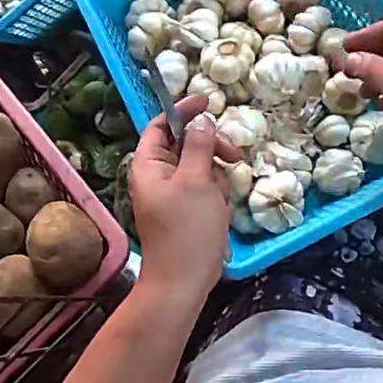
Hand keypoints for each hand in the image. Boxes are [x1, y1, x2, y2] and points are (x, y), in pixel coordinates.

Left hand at [130, 94, 238, 298]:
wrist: (184, 281)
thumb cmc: (187, 229)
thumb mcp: (197, 181)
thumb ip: (199, 146)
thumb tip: (201, 121)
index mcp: (149, 165)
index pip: (161, 125)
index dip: (183, 111)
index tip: (208, 101)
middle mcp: (157, 176)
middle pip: (186, 145)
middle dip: (211, 149)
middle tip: (233, 157)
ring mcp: (172, 195)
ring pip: (201, 168)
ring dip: (216, 179)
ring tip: (219, 201)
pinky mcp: (186, 211)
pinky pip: (205, 191)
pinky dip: (215, 197)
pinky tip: (219, 214)